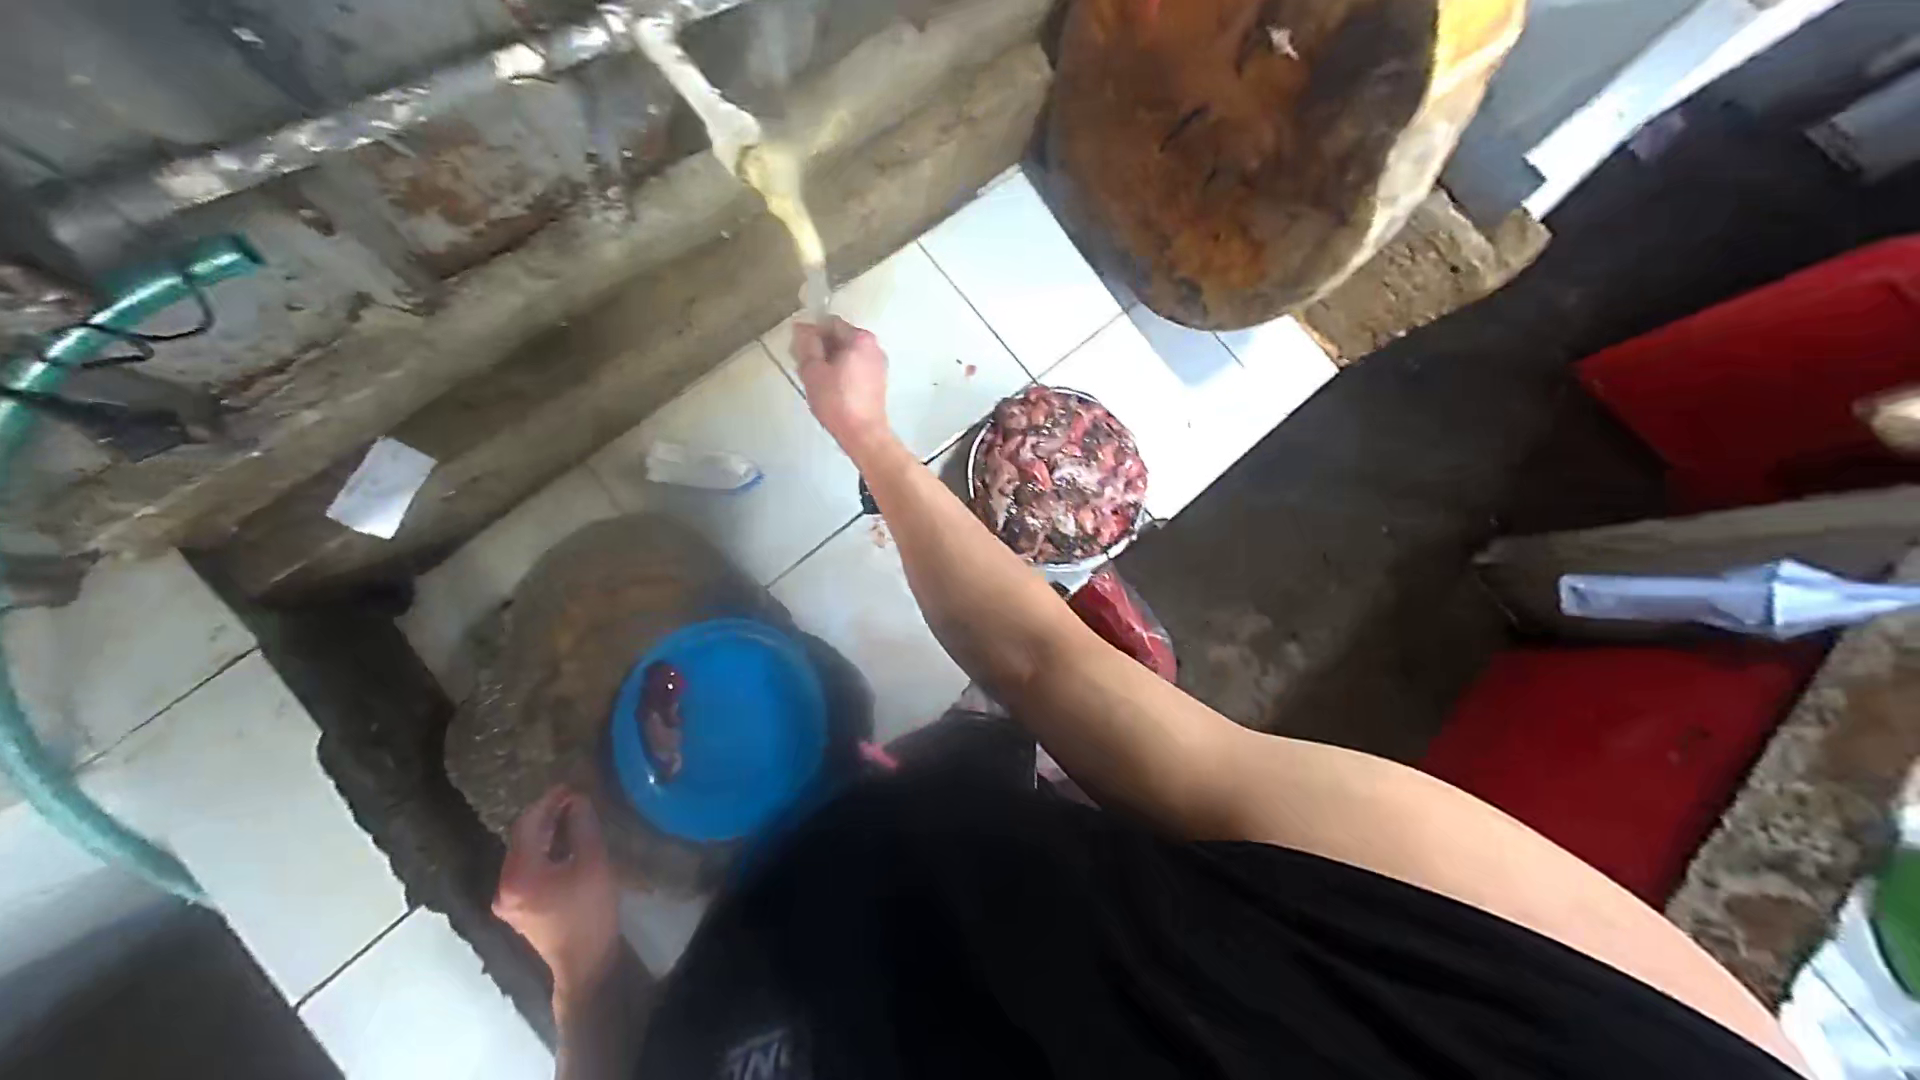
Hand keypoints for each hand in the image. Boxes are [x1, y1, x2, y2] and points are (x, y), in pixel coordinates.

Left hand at [493, 787, 620, 1005]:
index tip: (570, 786)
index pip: (528, 825)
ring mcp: (506, 899)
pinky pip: (526, 866)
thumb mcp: (593, 862)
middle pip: (521, 838)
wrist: (584, 960)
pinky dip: (543, 848)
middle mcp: (504, 885)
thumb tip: (576, 800)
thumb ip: (582, 827)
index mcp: (520, 874)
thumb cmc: (591, 910)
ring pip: (523, 852)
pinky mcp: (516, 906)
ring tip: (571, 815)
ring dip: (544, 831)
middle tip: (574, 797)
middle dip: (546, 814)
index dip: (548, 801)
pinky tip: (563, 842)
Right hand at [791, 316, 889, 451]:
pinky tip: (830, 389)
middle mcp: (875, 348)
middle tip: (804, 366)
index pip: (830, 323)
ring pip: (848, 354)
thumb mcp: (813, 370)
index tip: (799, 350)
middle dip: (821, 348)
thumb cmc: (837, 402)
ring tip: (816, 380)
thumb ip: (806, 344)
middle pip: (841, 338)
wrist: (863, 434)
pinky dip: (842, 372)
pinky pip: (856, 368)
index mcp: (861, 339)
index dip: (811, 333)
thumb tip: (803, 329)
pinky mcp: (878, 382)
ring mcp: (879, 366)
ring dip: (830, 361)